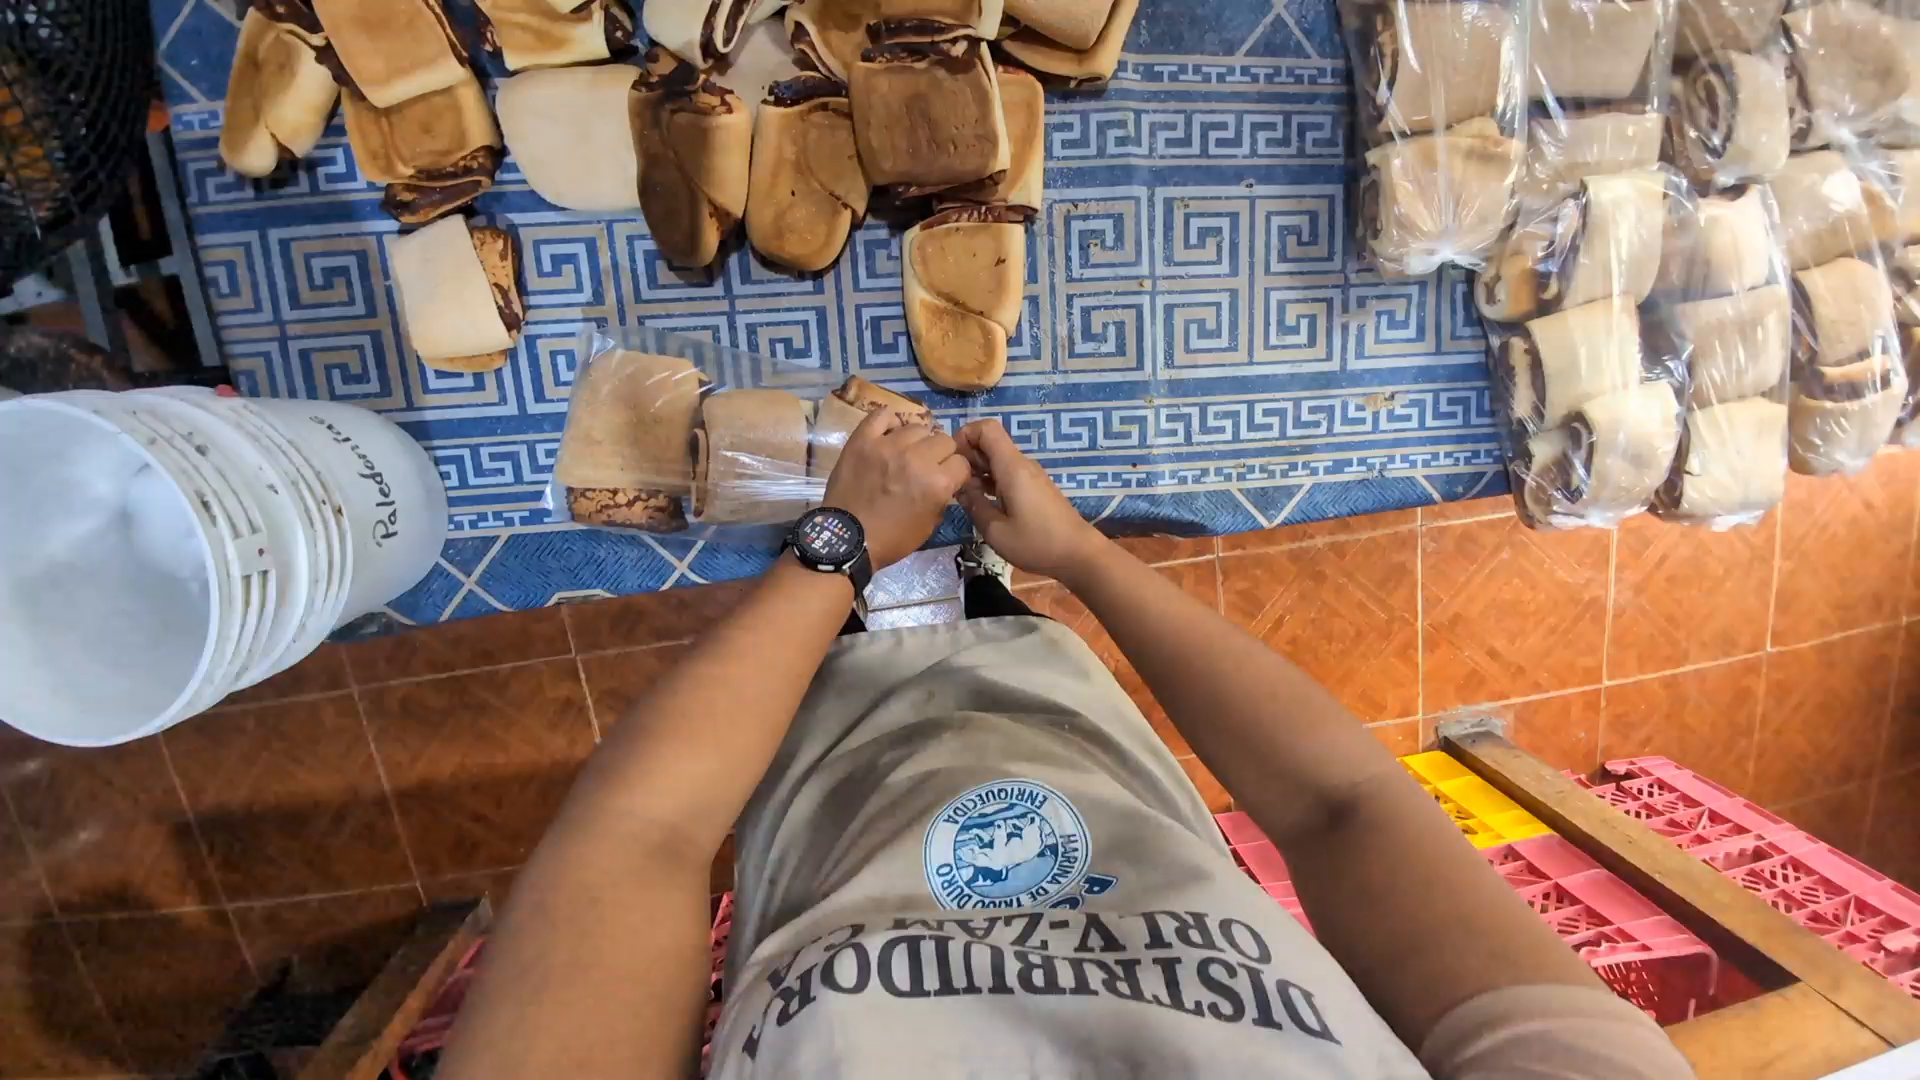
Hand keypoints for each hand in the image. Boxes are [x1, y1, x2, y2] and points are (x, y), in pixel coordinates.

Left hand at [822, 408, 970, 569]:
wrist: (846, 539)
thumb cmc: (892, 539)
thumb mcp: (930, 525)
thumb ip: (942, 497)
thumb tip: (945, 480)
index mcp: (937, 483)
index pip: (962, 463)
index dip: (956, 472)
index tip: (947, 479)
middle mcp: (916, 458)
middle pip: (944, 440)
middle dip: (940, 455)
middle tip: (927, 467)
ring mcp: (887, 445)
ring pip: (917, 427)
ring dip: (917, 441)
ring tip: (906, 453)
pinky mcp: (862, 440)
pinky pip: (881, 415)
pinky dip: (889, 422)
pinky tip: (889, 434)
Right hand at [954, 419, 1108, 582]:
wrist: (1078, 554)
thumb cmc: (1037, 543)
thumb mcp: (996, 531)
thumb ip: (974, 505)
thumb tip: (959, 487)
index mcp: (1012, 467)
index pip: (986, 428)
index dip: (964, 436)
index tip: (952, 461)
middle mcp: (1022, 464)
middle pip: (990, 442)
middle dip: (967, 457)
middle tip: (954, 484)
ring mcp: (1030, 475)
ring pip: (997, 459)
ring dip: (978, 472)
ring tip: (965, 497)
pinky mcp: (1034, 487)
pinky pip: (1007, 473)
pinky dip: (991, 481)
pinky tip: (983, 503)